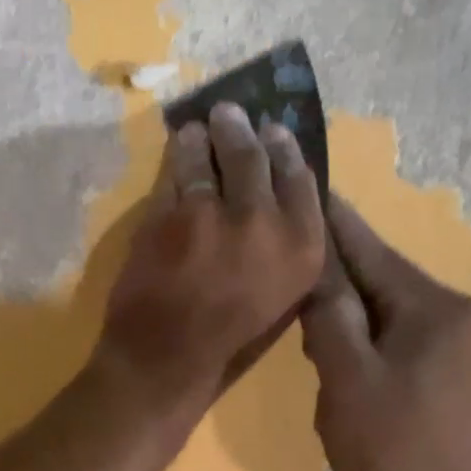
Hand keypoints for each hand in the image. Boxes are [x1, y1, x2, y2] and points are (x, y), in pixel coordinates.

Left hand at [97, 102, 325, 408]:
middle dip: (243, 131)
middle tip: (232, 112)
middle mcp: (263, 222)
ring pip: (208, 161)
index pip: (301, 181)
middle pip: (254, 160)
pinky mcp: (166, 216)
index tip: (277, 131)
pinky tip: (176, 152)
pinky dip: (175, 162)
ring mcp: (210, 215)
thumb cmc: (230, 340)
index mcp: (304, 248)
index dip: (287, 151)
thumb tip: (273, 203)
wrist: (166, 358)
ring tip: (199, 126)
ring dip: (203, 138)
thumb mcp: (282, 295)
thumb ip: (284, 247)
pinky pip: (173, 178)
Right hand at [298, 199, 470, 470]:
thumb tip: (316, 266)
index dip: (332, 221)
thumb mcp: (347, 379)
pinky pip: (409, 338)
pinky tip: (345, 355)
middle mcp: (464, 315)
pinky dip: (373, 338)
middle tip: (286, 272)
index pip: (370, 250)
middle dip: (335, 278)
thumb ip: (329, 316)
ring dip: (351, 313)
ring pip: (394, 312)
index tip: (304, 185)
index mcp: (438, 308)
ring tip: (307, 321)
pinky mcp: (469, 377)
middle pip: (384, 281)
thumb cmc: (398, 451)